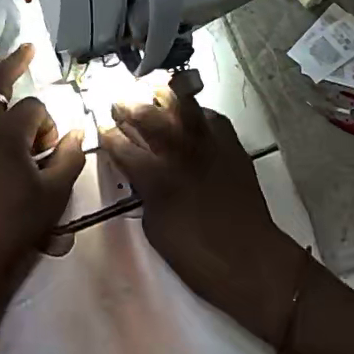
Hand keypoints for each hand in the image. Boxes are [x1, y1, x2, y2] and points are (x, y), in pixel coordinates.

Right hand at [99, 87, 304, 340]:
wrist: (251, 259)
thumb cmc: (195, 253)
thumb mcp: (154, 225)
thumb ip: (143, 189)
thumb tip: (138, 171)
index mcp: (153, 175)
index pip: (119, 142)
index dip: (106, 133)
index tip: (102, 127)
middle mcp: (178, 150)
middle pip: (145, 112)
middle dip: (126, 106)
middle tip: (119, 105)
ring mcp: (206, 142)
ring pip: (179, 101)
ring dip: (159, 96)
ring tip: (150, 94)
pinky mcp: (230, 142)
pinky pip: (208, 114)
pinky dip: (193, 111)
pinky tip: (186, 117)